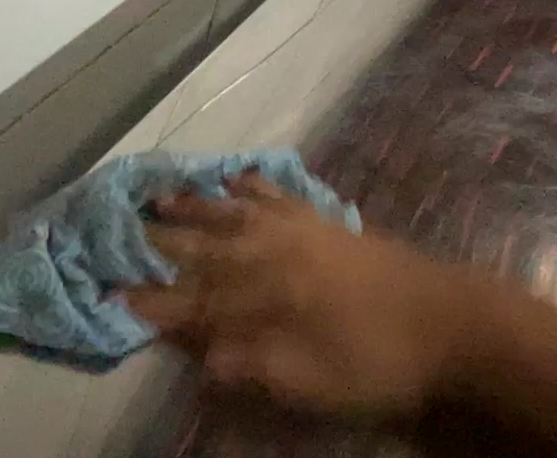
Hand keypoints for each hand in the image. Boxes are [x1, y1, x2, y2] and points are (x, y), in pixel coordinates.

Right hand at [123, 172, 465, 415]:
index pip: (194, 298)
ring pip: (232, 213)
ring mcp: (298, 230)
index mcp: (264, 295)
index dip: (152, 298)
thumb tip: (198, 355)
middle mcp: (271, 253)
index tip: (112, 291)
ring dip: (194, 206)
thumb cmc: (374, 359)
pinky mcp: (322, 221)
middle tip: (117, 225)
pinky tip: (235, 176)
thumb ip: (250, 363)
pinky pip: (276, 194)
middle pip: (204, 246)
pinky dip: (252, 185)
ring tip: (159, 194)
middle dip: (159, 240)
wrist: (445, 319)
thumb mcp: (310, 380)